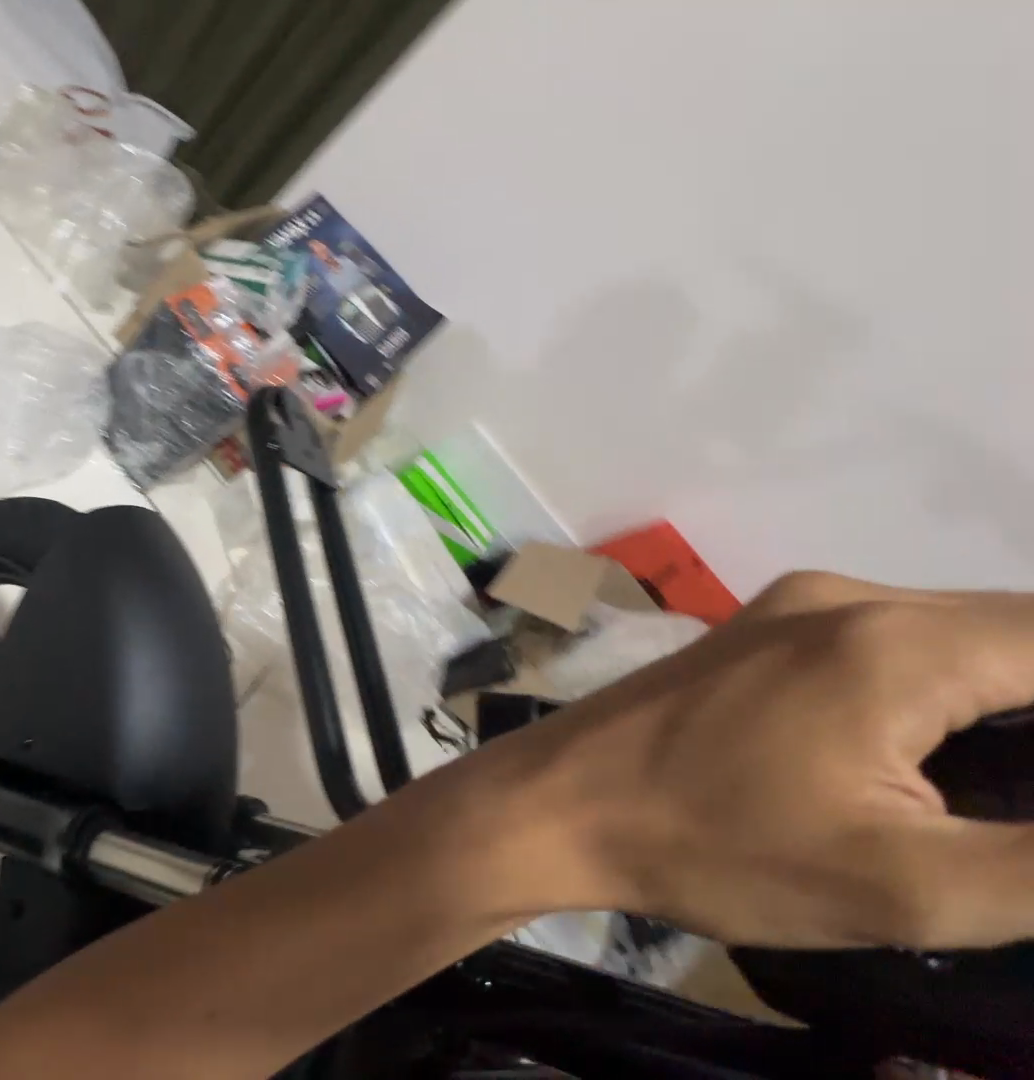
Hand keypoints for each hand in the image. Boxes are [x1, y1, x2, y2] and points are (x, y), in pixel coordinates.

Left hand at [528, 571, 1033, 949]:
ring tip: (1001, 800)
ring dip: (1018, 709)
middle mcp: (844, 599)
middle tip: (1017, 813)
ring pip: (962, 640)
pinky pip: (891, 649)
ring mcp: (784, 612)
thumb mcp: (911, 884)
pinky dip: (949, 698)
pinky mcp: (749, 639)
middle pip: (1031, 637)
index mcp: (898, 640)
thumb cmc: (707, 846)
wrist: (548, 807)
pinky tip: (950, 768)